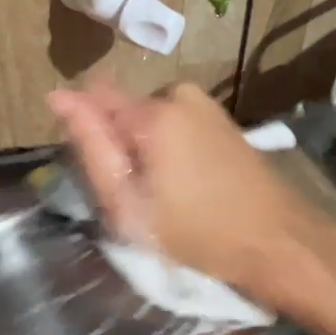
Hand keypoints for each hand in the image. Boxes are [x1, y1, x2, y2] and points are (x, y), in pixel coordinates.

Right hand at [46, 77, 335, 304]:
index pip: (92, 95)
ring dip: (143, 145)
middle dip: (116, 140)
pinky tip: (184, 183)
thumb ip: (91, 145)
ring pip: (149, 116)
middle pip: (122, 107)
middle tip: (128, 191)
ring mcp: (204, 104)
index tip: (91, 166)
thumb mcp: (128, 201)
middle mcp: (177, 93)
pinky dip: (168, 147)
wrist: (277, 241)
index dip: (82, 127)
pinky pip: (175, 123)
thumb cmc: (196, 230)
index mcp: (151, 111)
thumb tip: (58, 96)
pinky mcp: (222, 119)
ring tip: (158, 192)